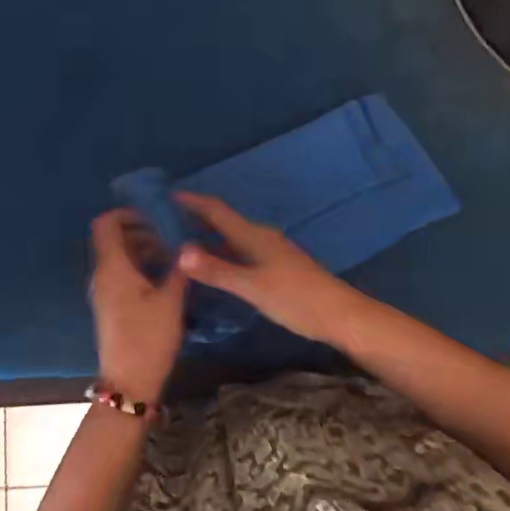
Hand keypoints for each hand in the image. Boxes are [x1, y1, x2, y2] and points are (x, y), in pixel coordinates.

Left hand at [88, 209, 186, 401]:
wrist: (129, 383)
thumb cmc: (148, 338)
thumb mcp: (170, 301)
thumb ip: (178, 269)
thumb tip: (188, 246)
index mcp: (112, 267)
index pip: (106, 224)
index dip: (126, 213)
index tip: (154, 216)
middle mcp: (103, 275)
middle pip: (115, 239)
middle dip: (142, 231)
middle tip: (172, 236)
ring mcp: (105, 291)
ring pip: (120, 257)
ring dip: (144, 250)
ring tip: (174, 255)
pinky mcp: (112, 306)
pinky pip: (122, 274)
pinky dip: (140, 267)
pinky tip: (166, 276)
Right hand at [173, 193, 362, 344]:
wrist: (341, 315)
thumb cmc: (296, 298)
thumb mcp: (252, 287)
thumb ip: (216, 270)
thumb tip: (180, 251)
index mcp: (253, 236)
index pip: (217, 210)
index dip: (193, 201)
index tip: (168, 195)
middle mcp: (261, 236)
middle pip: (224, 221)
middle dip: (197, 218)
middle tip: (168, 223)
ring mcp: (272, 250)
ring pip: (234, 237)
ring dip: (210, 237)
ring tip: (185, 244)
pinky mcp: (278, 265)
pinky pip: (243, 250)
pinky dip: (224, 252)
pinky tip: (217, 267)